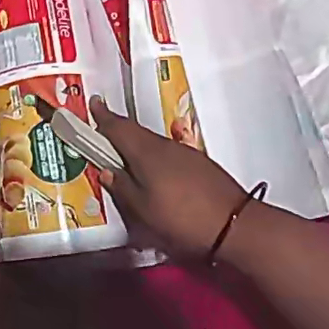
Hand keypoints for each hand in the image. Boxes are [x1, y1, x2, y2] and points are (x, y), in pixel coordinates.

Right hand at [90, 97, 249, 258]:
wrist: (235, 225)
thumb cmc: (181, 218)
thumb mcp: (143, 210)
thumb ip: (123, 187)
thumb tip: (106, 170)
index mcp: (146, 153)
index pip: (119, 128)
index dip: (104, 116)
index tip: (94, 102)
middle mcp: (165, 146)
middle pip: (136, 133)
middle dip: (118, 131)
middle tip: (103, 133)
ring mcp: (185, 153)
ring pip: (152, 143)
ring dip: (136, 145)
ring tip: (124, 157)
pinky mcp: (198, 164)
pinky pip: (167, 153)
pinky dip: (153, 156)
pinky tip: (152, 171)